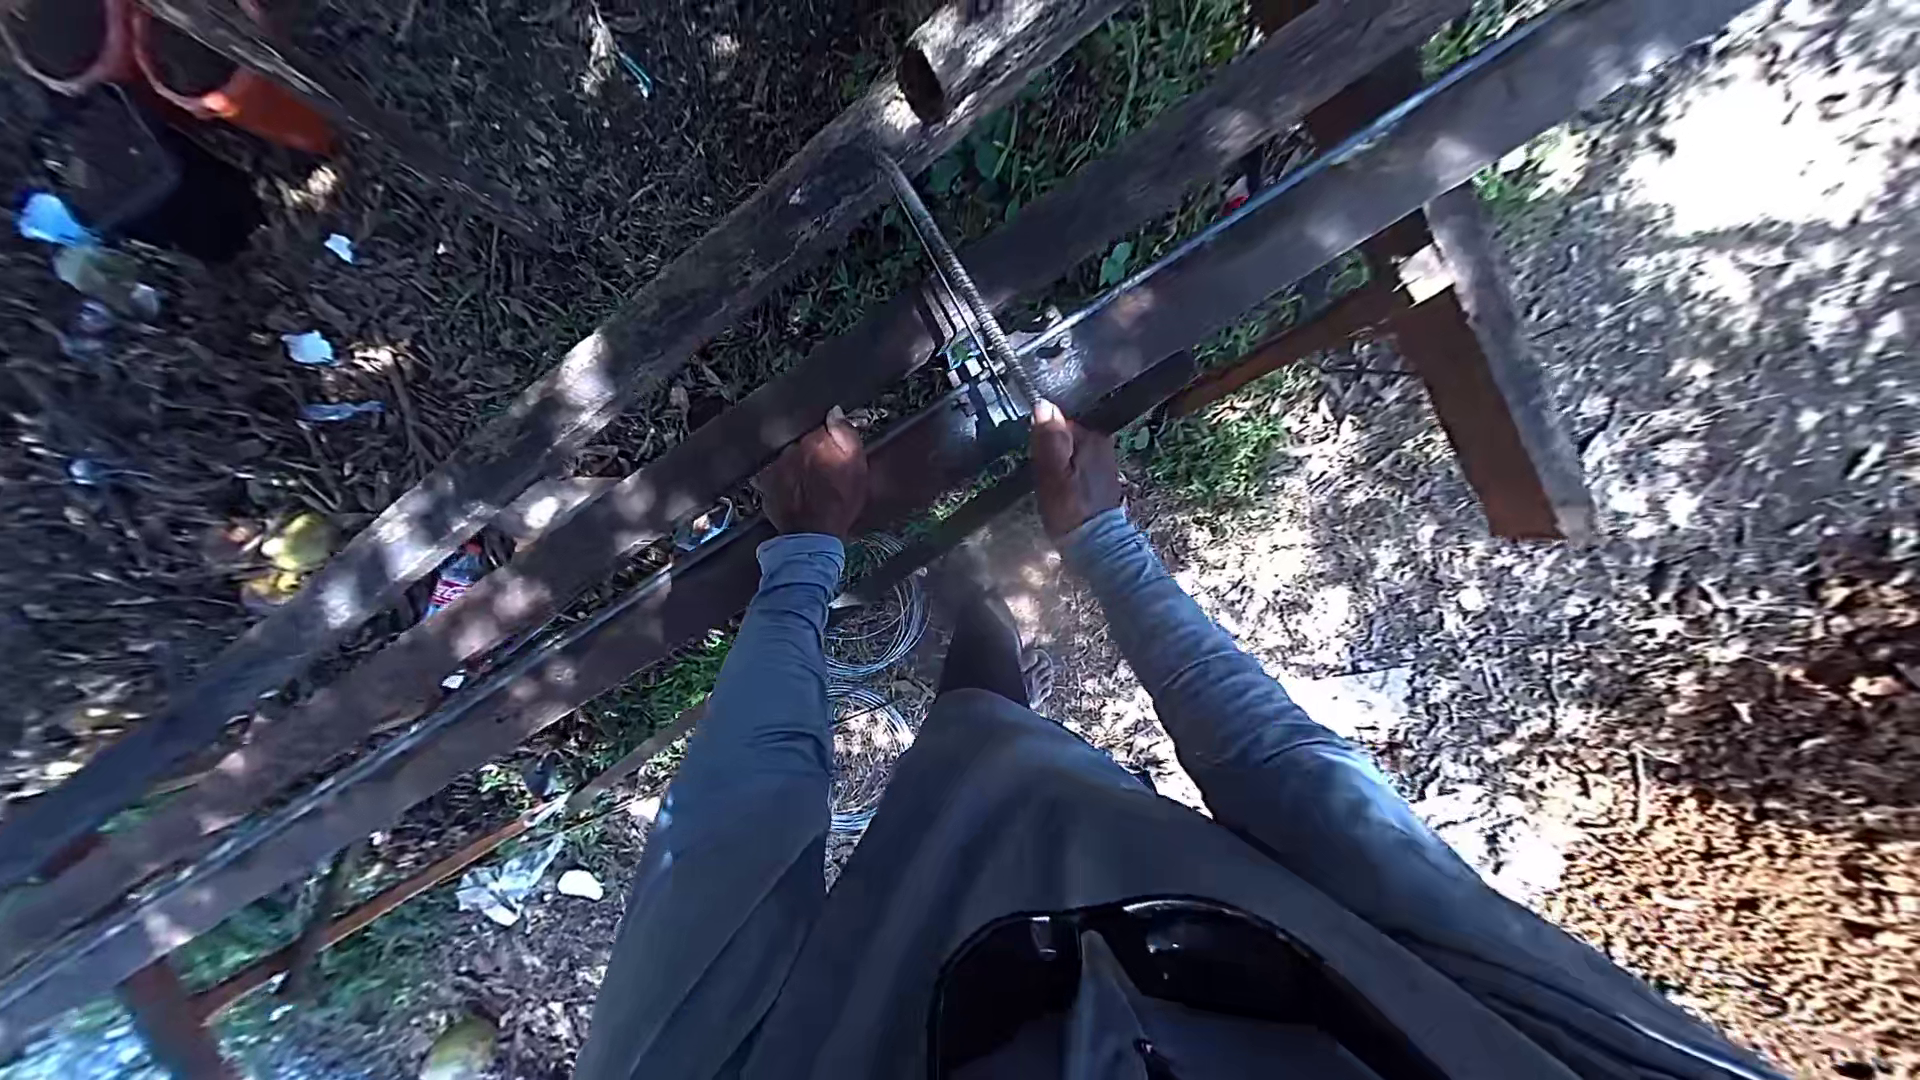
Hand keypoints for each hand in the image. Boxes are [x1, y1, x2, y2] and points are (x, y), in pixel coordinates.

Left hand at [756, 408, 868, 538]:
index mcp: (817, 440)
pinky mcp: (766, 480)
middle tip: (824, 469)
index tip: (837, 448)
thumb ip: (847, 434)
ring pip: (788, 454)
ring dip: (797, 462)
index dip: (831, 437)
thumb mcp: (857, 468)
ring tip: (810, 482)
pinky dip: (784, 476)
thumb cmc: (839, 505)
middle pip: (803, 439)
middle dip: (813, 450)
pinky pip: (775, 470)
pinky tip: (795, 488)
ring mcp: (777, 463)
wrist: (814, 534)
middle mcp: (792, 448)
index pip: (822, 425)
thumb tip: (836, 413)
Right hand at [1029, 398, 1121, 538]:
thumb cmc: (1070, 508)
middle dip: (1051, 453)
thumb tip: (1042, 404)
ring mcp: (1105, 462)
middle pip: (1065, 438)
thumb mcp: (1052, 472)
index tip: (1038, 463)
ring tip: (1052, 487)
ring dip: (1058, 466)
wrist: (1096, 545)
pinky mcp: (1102, 479)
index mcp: (1091, 437)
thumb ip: (1049, 438)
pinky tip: (1063, 493)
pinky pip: (1078, 468)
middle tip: (1044, 478)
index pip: (1058, 424)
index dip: (1042, 441)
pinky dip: (1068, 476)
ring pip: (1071, 454)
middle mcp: (1102, 444)